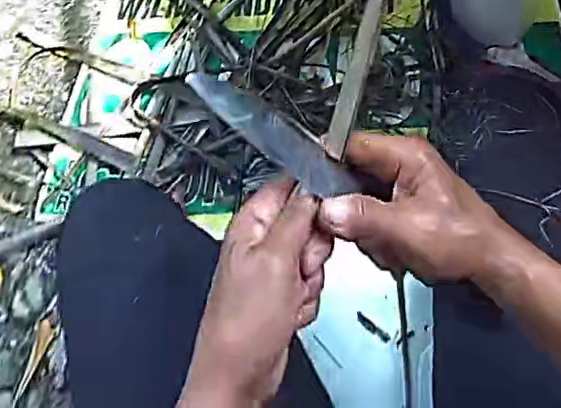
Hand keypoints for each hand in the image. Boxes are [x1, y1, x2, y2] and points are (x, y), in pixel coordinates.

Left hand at [179, 178, 333, 406]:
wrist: (240, 378)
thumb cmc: (243, 324)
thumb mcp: (277, 258)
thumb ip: (298, 216)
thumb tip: (315, 185)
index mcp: (253, 220)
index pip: (291, 183)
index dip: (313, 194)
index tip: (321, 215)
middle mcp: (263, 239)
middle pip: (310, 219)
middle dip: (314, 246)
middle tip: (300, 265)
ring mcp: (274, 266)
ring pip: (315, 251)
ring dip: (311, 276)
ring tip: (291, 293)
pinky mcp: (284, 290)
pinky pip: (313, 279)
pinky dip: (308, 296)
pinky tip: (290, 310)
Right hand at [316, 132, 514, 283]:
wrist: (488, 260)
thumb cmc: (460, 237)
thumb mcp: (407, 229)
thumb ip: (364, 217)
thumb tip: (326, 208)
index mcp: (406, 153)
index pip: (353, 144)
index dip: (330, 165)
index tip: (314, 193)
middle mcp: (403, 161)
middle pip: (353, 175)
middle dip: (354, 209)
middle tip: (367, 233)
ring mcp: (403, 182)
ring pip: (360, 199)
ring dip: (368, 229)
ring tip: (390, 246)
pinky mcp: (403, 202)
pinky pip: (374, 214)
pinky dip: (378, 236)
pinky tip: (395, 251)